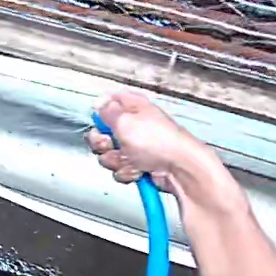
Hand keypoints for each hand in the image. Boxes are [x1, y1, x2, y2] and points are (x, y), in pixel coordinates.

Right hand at [85, 91, 225, 200]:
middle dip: (103, 143)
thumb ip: (106, 112)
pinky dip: (126, 172)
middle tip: (113, 144)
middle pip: (102, 133)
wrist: (177, 168)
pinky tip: (138, 170)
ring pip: (108, 155)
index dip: (100, 112)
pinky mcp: (137, 165)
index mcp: (133, 107)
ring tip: (131, 159)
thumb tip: (98, 105)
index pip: (110, 102)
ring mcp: (135, 147)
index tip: (100, 121)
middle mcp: (133, 126)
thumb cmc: (159, 142)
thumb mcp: (125, 121)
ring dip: (116, 160)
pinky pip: (119, 170)